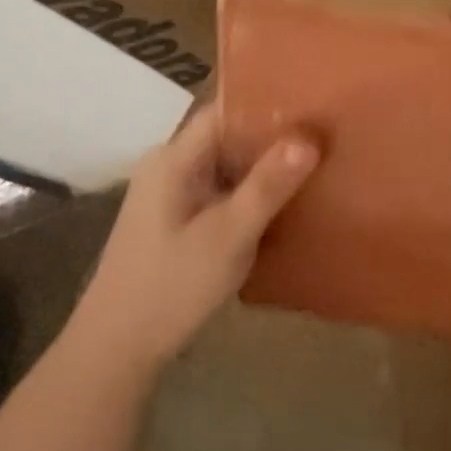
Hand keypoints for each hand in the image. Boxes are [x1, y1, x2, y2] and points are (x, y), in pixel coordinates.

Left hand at [67, 104, 321, 370]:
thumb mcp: (229, 234)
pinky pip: (229, 189)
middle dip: (279, 134)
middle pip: (232, 135)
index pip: (227, 111)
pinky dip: (259, 190)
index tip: (319, 101)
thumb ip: (269, 184)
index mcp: (174, 159)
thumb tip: (310, 136)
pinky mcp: (184, 220)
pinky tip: (294, 198)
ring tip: (325, 159)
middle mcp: (172, 167)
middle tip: (333, 130)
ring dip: (272, 164)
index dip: (271, 102)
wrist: (117, 349)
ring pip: (233, 164)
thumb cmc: (171, 285)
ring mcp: (176, 194)